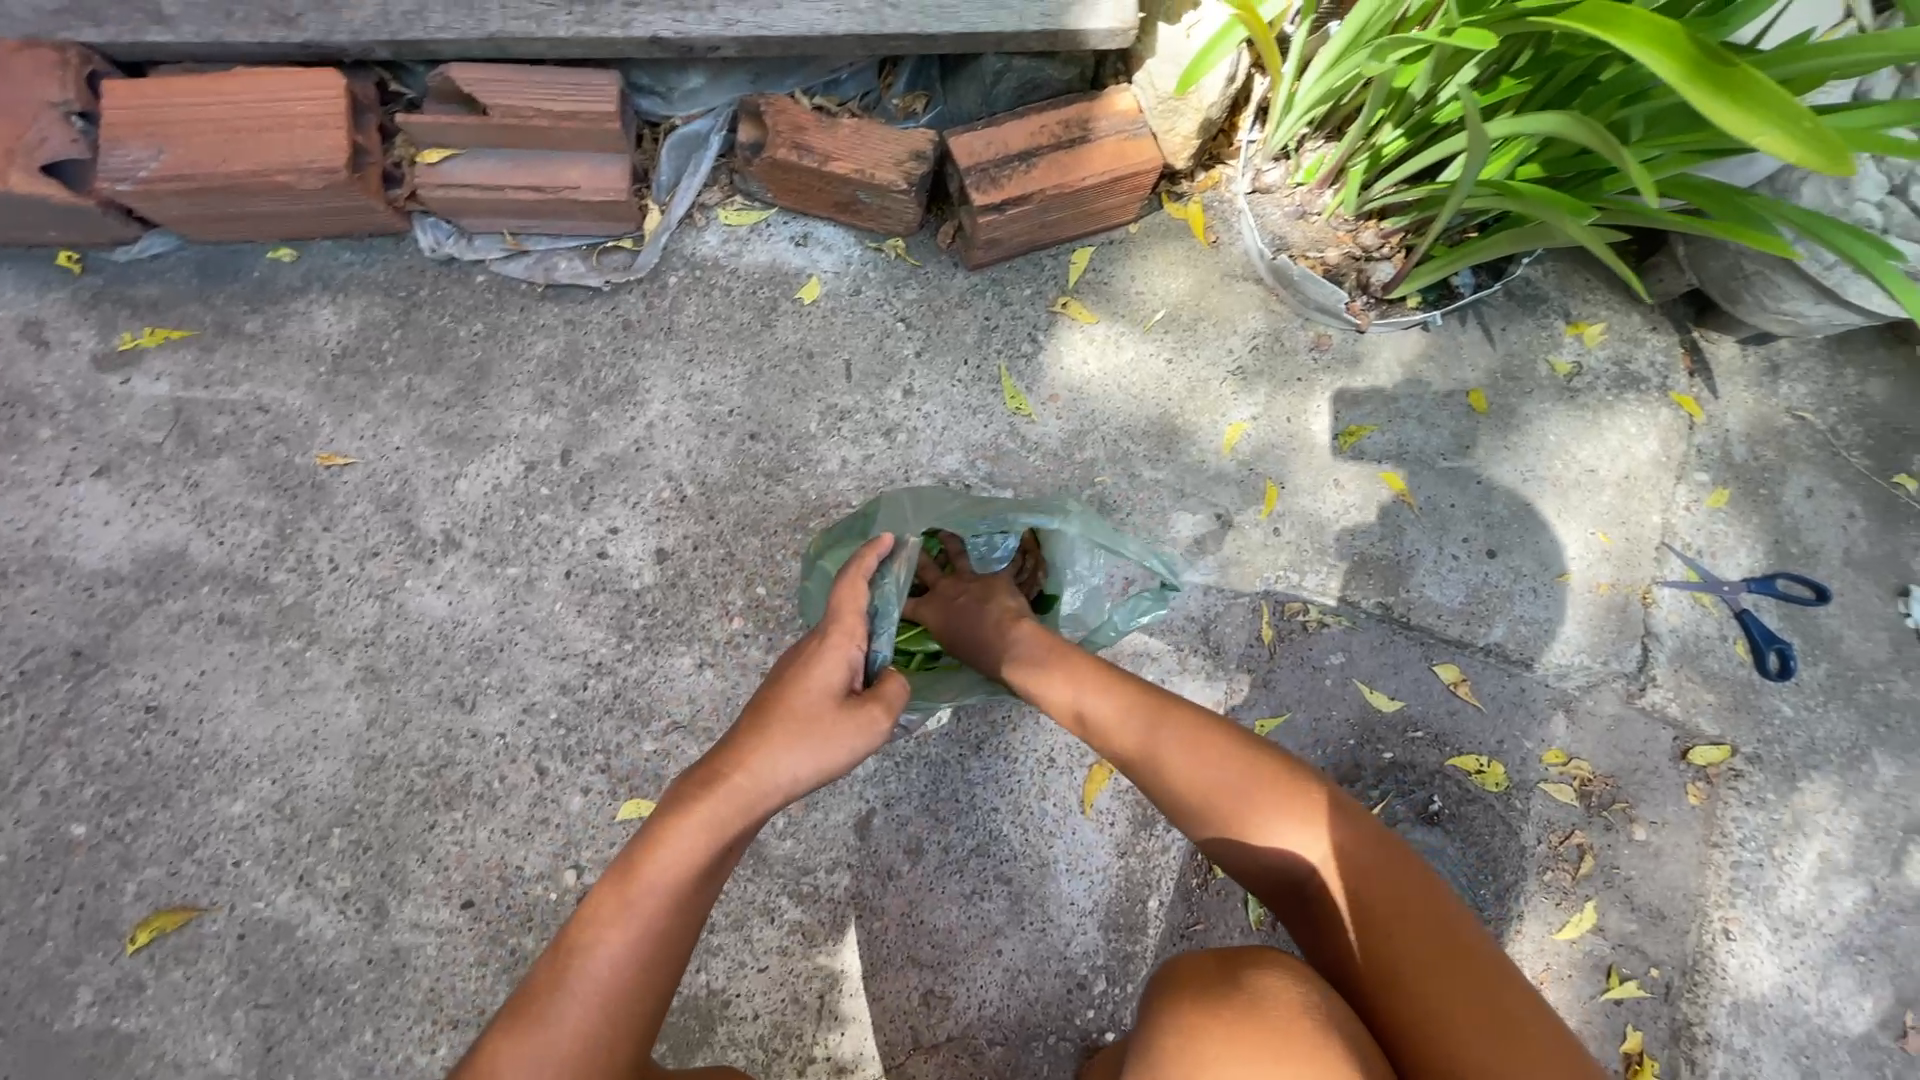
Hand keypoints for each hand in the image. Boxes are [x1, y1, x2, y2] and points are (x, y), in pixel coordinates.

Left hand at [696, 533, 909, 814]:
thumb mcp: (873, 722)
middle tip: (912, 623)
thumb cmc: (809, 743)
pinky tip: (859, 713)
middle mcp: (813, 643)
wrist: (744, 775)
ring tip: (887, 694)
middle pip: (853, 614)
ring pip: (844, 646)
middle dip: (882, 611)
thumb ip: (896, 690)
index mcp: (834, 640)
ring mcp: (797, 665)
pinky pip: (832, 667)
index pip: (853, 583)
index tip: (890, 538)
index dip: (872, 556)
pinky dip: (853, 675)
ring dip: (869, 654)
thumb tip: (890, 678)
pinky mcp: (790, 687)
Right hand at [901, 529, 1051, 682]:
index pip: (904, 603)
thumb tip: (943, 622)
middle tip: (908, 540)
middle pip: (925, 568)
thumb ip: (941, 627)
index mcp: (929, 610)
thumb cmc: (976, 653)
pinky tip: (1011, 547)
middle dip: (916, 555)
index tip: (888, 584)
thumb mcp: (948, 644)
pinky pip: (1002, 562)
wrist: (1008, 643)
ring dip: (949, 541)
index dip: (895, 594)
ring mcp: (970, 578)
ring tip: (943, 532)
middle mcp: (945, 588)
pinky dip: (1005, 557)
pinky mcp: (995, 574)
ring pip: (956, 553)